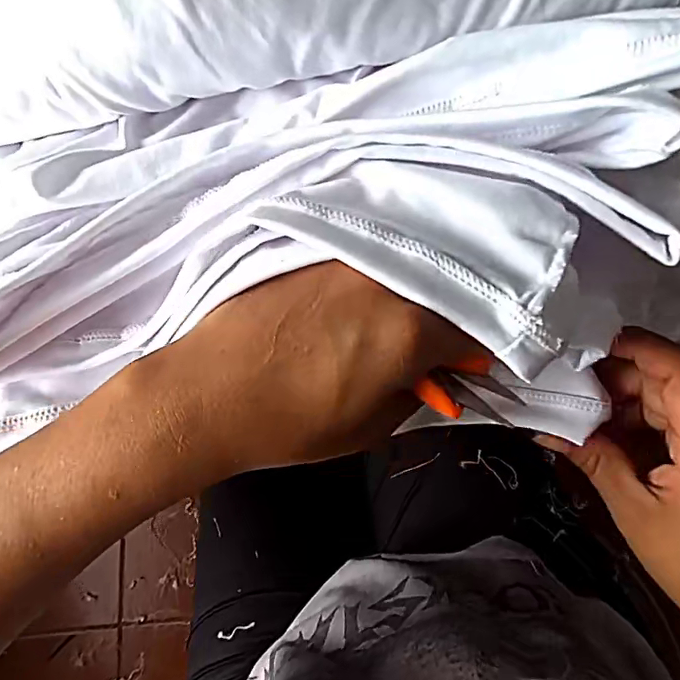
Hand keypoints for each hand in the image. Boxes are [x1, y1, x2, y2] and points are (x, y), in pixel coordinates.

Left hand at [124, 261, 476, 487]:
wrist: (206, 391)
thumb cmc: (291, 421)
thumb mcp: (372, 425)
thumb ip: (420, 393)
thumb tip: (440, 376)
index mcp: (412, 330)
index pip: (473, 334)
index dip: (474, 356)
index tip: (466, 369)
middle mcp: (392, 283)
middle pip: (445, 299)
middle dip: (448, 327)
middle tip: (429, 355)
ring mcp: (355, 262)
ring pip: (410, 277)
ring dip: (415, 301)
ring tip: (391, 332)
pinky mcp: (324, 254)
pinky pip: (373, 264)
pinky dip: (382, 285)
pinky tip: (362, 308)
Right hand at [544, 331, 679, 679]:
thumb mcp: (639, 517)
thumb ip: (597, 462)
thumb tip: (549, 430)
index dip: (639, 347)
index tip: (592, 345)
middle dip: (627, 376)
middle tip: (577, 388)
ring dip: (638, 399)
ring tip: (591, 414)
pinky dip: (657, 421)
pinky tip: (622, 435)